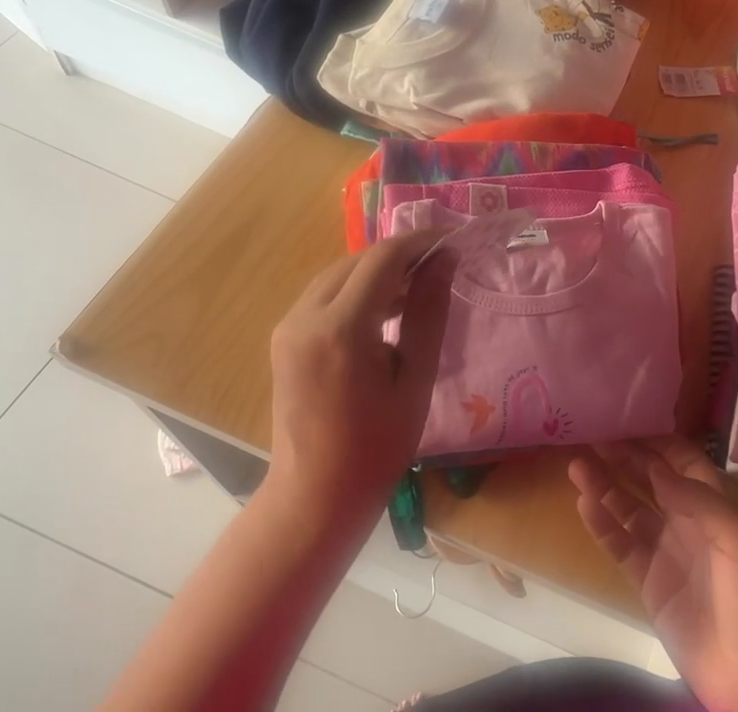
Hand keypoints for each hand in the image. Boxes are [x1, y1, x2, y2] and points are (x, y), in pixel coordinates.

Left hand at [269, 229, 455, 525]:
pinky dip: (356, 292)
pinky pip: (324, 298)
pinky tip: (386, 311)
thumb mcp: (415, 380)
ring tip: (419, 287)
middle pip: (356, 262)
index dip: (420, 243)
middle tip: (442, 265)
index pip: (382, 259)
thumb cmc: (376, 448)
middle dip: (399, 256)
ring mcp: (288, 328)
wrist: (315, 497)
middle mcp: (304, 317)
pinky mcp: (284, 340)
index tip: (453, 240)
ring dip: (377, 273)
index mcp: (340, 329)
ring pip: (337, 276)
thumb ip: (427, 315)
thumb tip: (443, 261)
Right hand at [569, 438, 737, 711]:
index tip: (625, 422)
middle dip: (624, 458)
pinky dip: (602, 524)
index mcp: (716, 506)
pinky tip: (584, 504)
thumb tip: (656, 467)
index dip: (656, 442)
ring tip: (577, 465)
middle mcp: (688, 521)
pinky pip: (620, 545)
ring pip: (629, 509)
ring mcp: (666, 552)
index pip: (682, 461)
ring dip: (605, 486)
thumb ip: (698, 500)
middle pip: (650, 480)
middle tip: (591, 437)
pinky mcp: (648, 583)